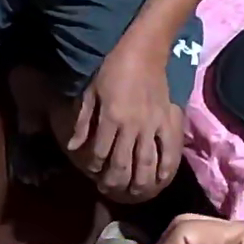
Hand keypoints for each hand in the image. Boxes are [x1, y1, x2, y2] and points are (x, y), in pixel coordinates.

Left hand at [69, 34, 181, 202]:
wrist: (145, 50)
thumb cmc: (113, 68)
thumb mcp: (90, 92)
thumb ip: (82, 122)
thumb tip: (73, 148)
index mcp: (111, 118)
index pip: (101, 153)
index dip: (96, 167)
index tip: (94, 172)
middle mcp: (132, 126)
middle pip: (123, 165)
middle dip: (114, 183)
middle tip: (110, 191)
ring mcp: (153, 126)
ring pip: (146, 164)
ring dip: (139, 184)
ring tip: (134, 194)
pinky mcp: (170, 122)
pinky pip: (170, 151)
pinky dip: (166, 169)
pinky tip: (161, 181)